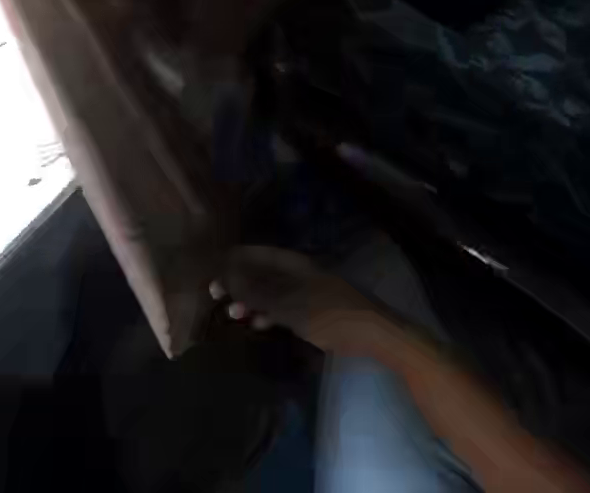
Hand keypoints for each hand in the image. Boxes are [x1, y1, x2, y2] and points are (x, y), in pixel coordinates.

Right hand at [212, 245, 394, 354]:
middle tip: (216, 295)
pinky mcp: (314, 310)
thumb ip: (256, 292)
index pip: (254, 253)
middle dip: (237, 283)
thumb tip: (224, 277)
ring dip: (251, 301)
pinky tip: (257, 324)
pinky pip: (282, 306)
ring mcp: (306, 291)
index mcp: (292, 262)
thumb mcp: (288, 305)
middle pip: (260, 272)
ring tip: (233, 314)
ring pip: (270, 291)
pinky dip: (268, 313)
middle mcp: (297, 272)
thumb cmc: (331, 315)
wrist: (379, 337)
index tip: (211, 269)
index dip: (231, 259)